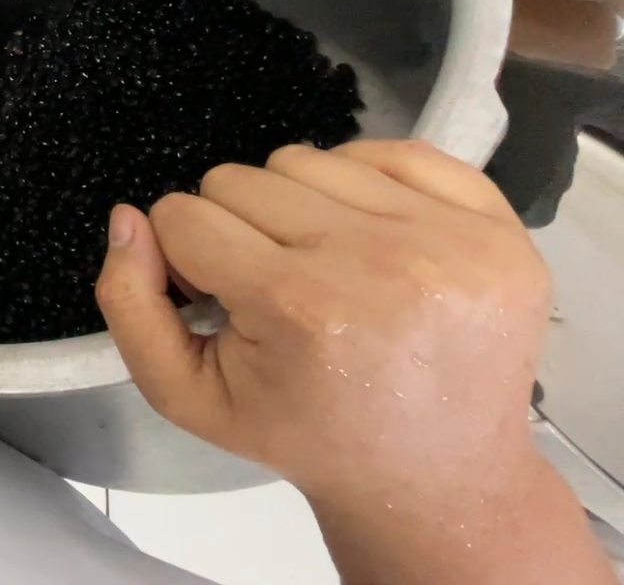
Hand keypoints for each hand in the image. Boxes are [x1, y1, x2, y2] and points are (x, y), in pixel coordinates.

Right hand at [95, 140, 548, 503]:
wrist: (436, 472)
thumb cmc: (297, 429)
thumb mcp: (177, 388)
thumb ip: (126, 299)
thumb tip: (127, 217)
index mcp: (301, 306)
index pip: (179, 216)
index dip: (180, 257)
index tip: (216, 300)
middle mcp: (381, 262)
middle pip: (233, 178)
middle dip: (228, 227)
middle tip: (264, 285)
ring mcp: (450, 240)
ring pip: (299, 158)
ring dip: (286, 203)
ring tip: (313, 261)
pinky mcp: (497, 225)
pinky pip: (391, 151)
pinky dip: (358, 181)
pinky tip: (363, 235)